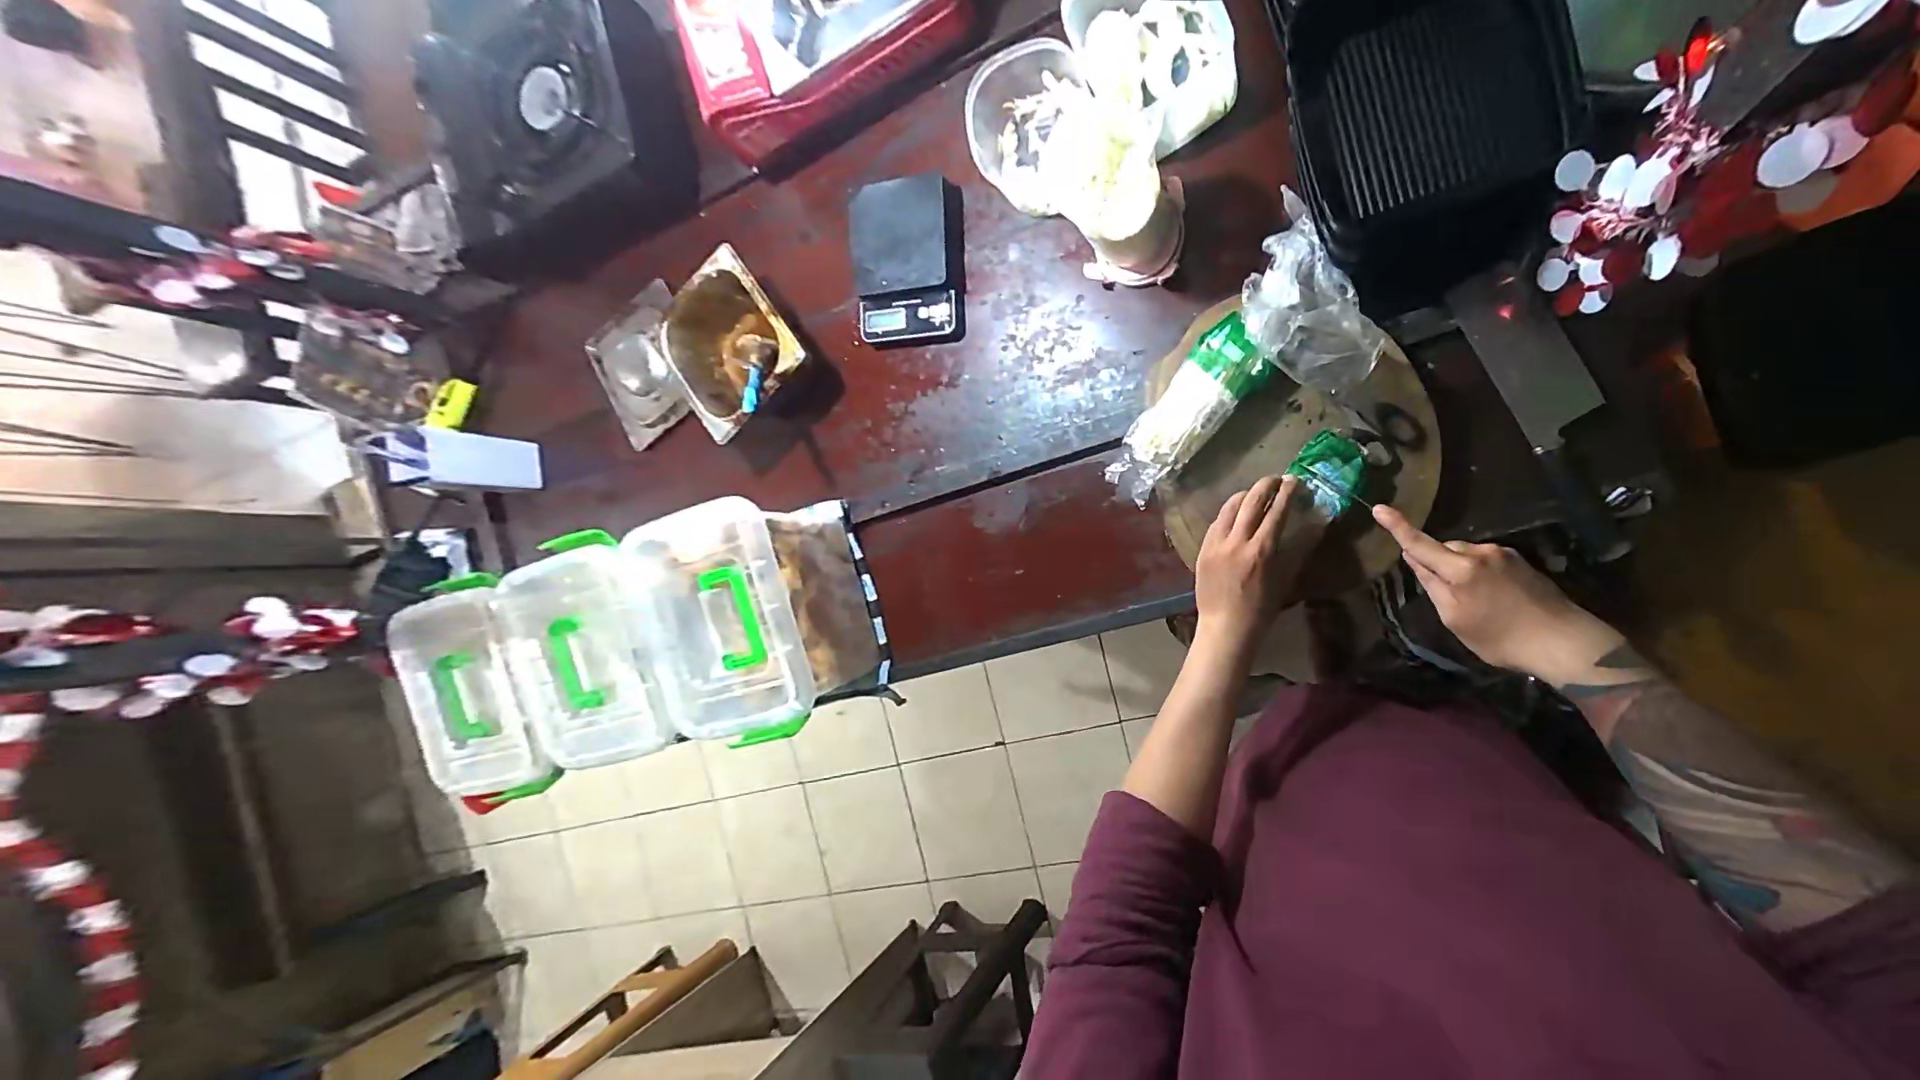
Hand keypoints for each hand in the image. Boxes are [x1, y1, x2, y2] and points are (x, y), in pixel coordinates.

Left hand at [1194, 475, 1311, 654]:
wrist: (1226, 626)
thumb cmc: (1262, 608)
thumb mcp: (1285, 578)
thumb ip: (1297, 550)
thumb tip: (1313, 526)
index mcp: (1262, 550)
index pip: (1276, 511)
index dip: (1287, 493)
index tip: (1294, 481)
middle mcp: (1237, 542)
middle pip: (1251, 502)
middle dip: (1265, 486)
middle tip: (1276, 479)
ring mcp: (1216, 545)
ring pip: (1229, 508)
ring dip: (1244, 495)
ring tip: (1254, 492)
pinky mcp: (1203, 550)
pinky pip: (1216, 523)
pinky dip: (1228, 513)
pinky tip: (1235, 512)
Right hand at [1372, 504, 1623, 685]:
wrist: (1566, 643)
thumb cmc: (1500, 637)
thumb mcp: (1454, 617)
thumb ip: (1431, 585)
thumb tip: (1413, 558)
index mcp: (1461, 568)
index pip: (1419, 543)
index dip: (1397, 526)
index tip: (1379, 508)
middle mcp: (1482, 553)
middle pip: (1443, 549)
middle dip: (1436, 563)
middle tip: (1446, 598)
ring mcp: (1505, 555)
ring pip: (1465, 555)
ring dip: (1459, 571)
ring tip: (1475, 603)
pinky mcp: (1521, 562)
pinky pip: (1485, 561)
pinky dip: (1478, 574)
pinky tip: (1492, 598)